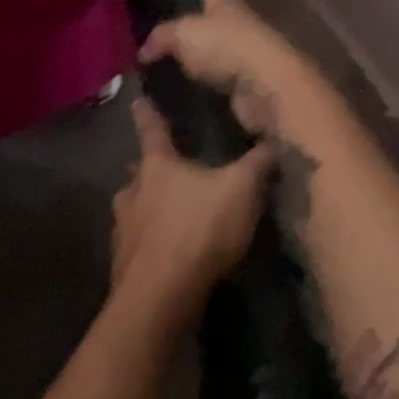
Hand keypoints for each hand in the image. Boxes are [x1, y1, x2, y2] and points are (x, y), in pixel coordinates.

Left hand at [111, 99, 275, 316]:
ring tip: (169, 212)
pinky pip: (138, 245)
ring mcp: (123, 231)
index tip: (137, 100)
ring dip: (147, 208)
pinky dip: (151, 243)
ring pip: (134, 209)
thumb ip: (259, 163)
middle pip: (139, 173)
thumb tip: (275, 139)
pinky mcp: (124, 265)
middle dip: (149, 169)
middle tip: (165, 167)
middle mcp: (132, 192)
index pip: (151, 129)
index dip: (147, 113)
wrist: (161, 298)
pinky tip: (168, 252)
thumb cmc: (199, 230)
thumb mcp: (241, 190)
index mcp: (156, 166)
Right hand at [139, 0, 308, 134]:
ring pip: (223, 50)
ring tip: (184, 57)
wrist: (266, 86)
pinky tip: (195, 87)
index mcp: (226, 3)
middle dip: (206, 17)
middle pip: (221, 16)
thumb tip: (145, 50)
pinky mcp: (249, 87)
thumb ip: (162, 38)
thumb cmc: (226, 46)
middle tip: (185, 19)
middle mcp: (240, 25)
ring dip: (208, 53)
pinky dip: (210, 82)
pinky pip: (223, 81)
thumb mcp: (184, 34)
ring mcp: (248, 57)